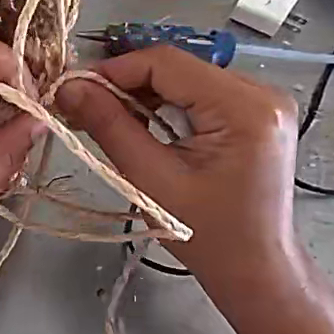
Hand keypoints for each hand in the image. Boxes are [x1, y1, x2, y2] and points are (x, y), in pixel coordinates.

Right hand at [56, 46, 303, 309]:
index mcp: (245, 108)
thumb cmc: (208, 236)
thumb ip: (110, 126)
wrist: (256, 270)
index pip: (167, 63)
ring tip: (106, 117)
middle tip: (84, 106)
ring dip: (143, 94)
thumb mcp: (150, 179)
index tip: (75, 88)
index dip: (115, 70)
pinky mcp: (256, 113)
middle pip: (177, 68)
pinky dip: (166, 105)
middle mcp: (262, 94)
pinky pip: (200, 94)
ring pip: (186, 78)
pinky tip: (141, 124)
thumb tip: (70, 88)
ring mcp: (263, 102)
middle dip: (126, 84)